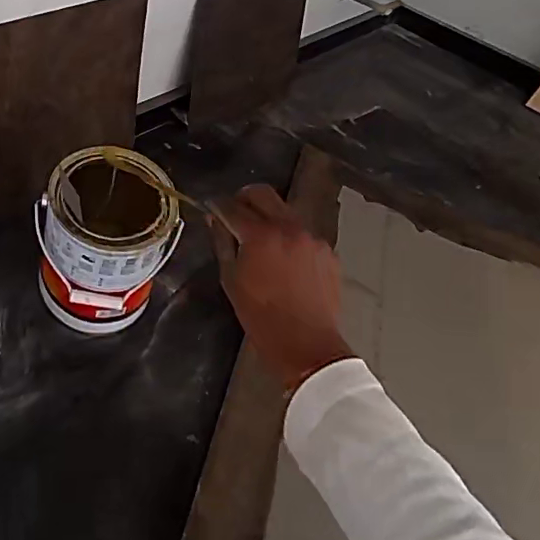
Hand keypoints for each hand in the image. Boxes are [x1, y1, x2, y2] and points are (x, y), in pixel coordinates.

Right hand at [209, 184, 354, 392]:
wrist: (308, 346)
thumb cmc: (261, 316)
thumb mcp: (231, 279)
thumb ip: (222, 243)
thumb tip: (214, 219)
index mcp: (260, 235)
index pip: (232, 206)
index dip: (217, 205)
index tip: (211, 209)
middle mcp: (288, 227)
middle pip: (262, 193)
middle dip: (243, 198)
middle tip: (234, 214)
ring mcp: (312, 237)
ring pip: (284, 209)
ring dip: (268, 215)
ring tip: (260, 239)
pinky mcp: (328, 250)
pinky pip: (302, 231)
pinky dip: (289, 235)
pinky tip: (284, 258)